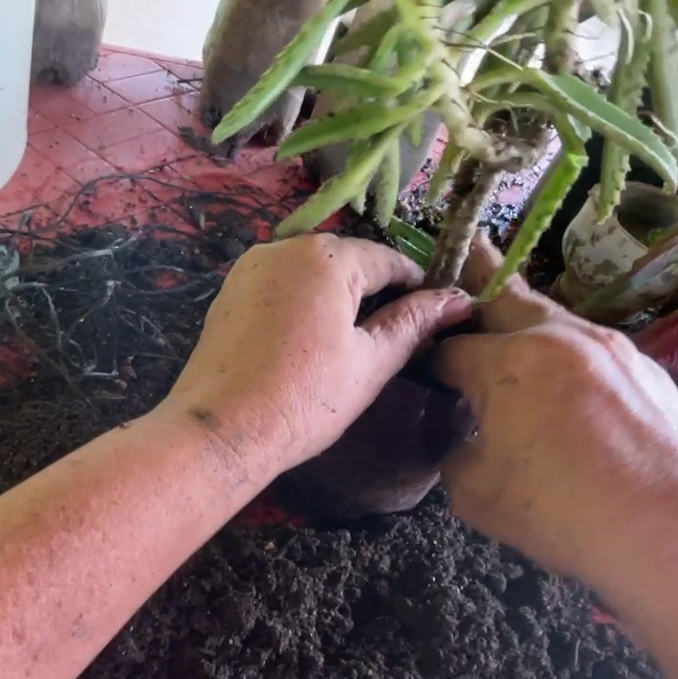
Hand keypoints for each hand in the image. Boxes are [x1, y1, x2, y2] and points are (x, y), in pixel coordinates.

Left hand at [164, 234, 472, 475]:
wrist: (219, 431)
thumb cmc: (302, 399)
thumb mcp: (370, 362)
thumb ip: (413, 323)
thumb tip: (457, 299)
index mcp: (326, 255)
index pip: (389, 261)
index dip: (416, 290)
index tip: (431, 321)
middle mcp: (283, 248)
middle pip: (346, 265)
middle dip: (370, 297)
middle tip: (386, 344)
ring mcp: (248, 270)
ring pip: (309, 278)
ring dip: (332, 304)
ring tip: (344, 350)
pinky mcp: (226, 296)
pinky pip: (278, 292)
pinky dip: (298, 310)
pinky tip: (302, 348)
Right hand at [433, 278, 677, 596]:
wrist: (670, 531)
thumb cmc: (556, 511)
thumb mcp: (471, 489)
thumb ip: (456, 449)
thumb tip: (468, 437)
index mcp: (508, 363)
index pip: (449, 350)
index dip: (425, 360)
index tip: (413, 370)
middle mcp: (560, 339)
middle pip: (506, 295)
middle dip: (477, 273)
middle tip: (461, 248)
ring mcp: (611, 349)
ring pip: (552, 321)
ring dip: (522, 322)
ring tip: (504, 330)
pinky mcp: (646, 370)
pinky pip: (587, 349)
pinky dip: (560, 356)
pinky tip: (555, 387)